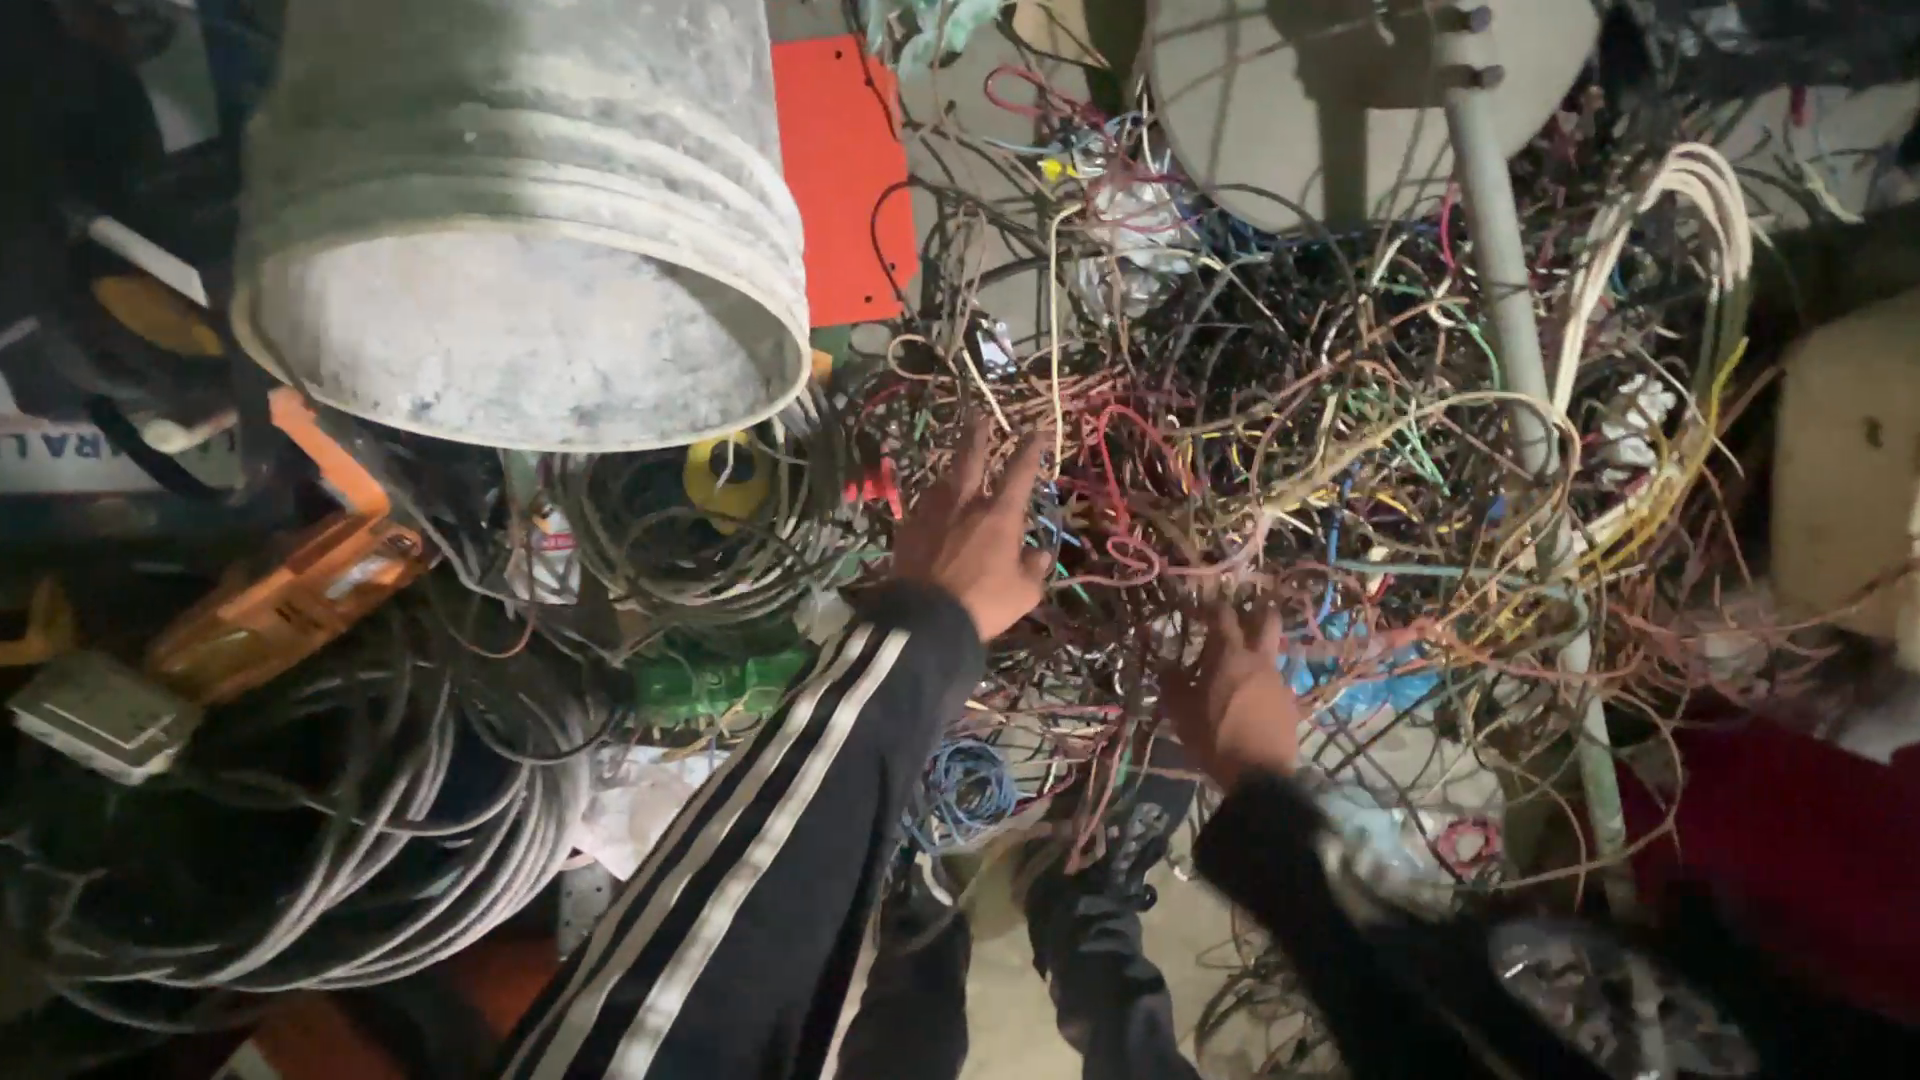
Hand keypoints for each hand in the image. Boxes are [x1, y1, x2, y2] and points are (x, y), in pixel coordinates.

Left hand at [892, 417, 1052, 640]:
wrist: (926, 619)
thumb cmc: (984, 604)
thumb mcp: (1024, 594)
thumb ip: (1033, 570)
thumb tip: (1039, 554)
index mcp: (999, 516)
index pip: (1020, 473)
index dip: (1030, 450)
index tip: (1036, 431)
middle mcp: (964, 504)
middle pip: (971, 459)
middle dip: (977, 436)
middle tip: (978, 417)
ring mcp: (931, 514)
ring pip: (941, 483)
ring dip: (950, 475)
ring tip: (952, 475)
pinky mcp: (907, 530)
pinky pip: (921, 509)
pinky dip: (930, 507)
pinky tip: (929, 513)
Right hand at [1160, 603, 1301, 788]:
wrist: (1260, 776)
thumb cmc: (1214, 736)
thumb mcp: (1181, 711)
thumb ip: (1172, 683)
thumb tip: (1165, 665)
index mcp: (1230, 656)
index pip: (1223, 616)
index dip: (1213, 606)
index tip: (1204, 605)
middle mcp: (1259, 661)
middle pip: (1267, 622)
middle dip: (1258, 611)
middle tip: (1249, 610)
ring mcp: (1279, 683)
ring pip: (1273, 655)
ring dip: (1260, 651)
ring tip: (1244, 664)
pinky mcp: (1290, 706)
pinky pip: (1276, 684)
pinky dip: (1263, 683)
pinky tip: (1253, 699)